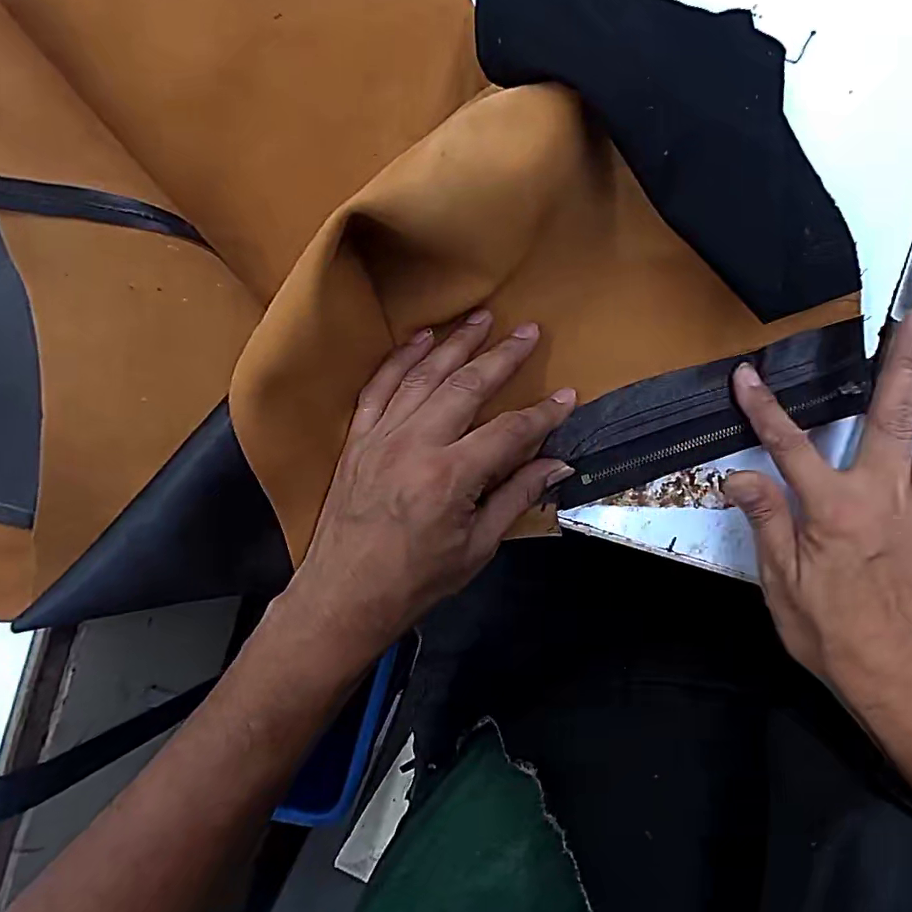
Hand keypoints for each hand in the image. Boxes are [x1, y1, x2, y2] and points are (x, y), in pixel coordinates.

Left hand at [275, 311, 575, 670]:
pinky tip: (422, 337)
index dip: (543, 413)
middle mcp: (415, 445)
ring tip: (482, 317)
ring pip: (424, 375)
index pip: (509, 431)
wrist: (344, 595)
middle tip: (529, 331)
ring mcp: (381, 437)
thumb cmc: (417, 580)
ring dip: (456, 343)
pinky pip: (380, 386)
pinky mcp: (359, 438)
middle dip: (502, 356)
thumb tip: (558, 465)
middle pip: (467, 387)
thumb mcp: (478, 546)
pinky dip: (401, 358)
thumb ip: (517, 496)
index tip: (567, 396)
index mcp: (450, 477)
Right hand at [723, 305, 911, 723]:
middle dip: (906, 363)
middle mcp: (885, 500)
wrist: (897, 681)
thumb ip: (766, 522)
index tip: (748, 376)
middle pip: (894, 419)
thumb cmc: (831, 634)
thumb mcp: (780, 584)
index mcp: (832, 511)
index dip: (764, 410)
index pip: (789, 448)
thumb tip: (738, 478)